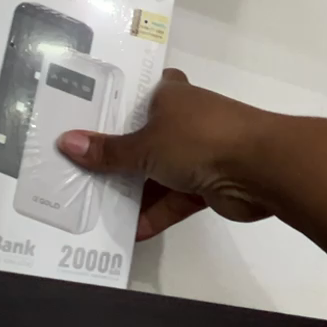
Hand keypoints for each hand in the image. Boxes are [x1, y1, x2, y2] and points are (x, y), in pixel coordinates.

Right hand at [56, 69, 275, 240]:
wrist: (260, 167)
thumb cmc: (198, 138)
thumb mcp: (145, 145)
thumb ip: (108, 151)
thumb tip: (66, 142)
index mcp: (171, 96)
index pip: (141, 94)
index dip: (118, 105)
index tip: (87, 119)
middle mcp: (184, 120)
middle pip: (144, 138)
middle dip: (117, 157)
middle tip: (77, 172)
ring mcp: (198, 153)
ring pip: (158, 173)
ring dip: (134, 192)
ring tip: (94, 209)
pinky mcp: (208, 185)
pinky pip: (175, 200)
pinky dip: (156, 214)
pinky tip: (130, 233)